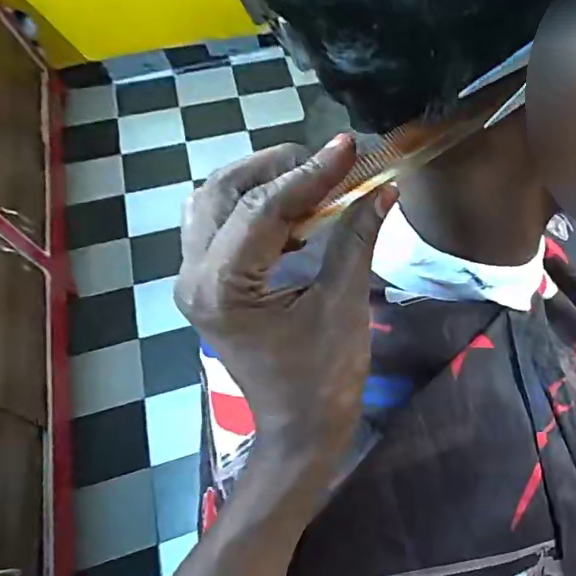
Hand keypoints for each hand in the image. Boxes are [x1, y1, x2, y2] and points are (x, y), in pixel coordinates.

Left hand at [176, 136, 394, 484]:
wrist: (299, 429)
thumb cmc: (324, 379)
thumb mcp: (343, 305)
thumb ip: (355, 238)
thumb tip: (382, 188)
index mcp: (222, 288)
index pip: (263, 208)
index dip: (311, 172)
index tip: (349, 146)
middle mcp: (192, 277)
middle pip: (223, 191)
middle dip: (278, 168)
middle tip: (330, 164)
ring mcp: (192, 281)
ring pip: (213, 202)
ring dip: (259, 181)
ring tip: (311, 180)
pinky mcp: (205, 285)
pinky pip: (219, 225)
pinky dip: (253, 206)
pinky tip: (293, 208)